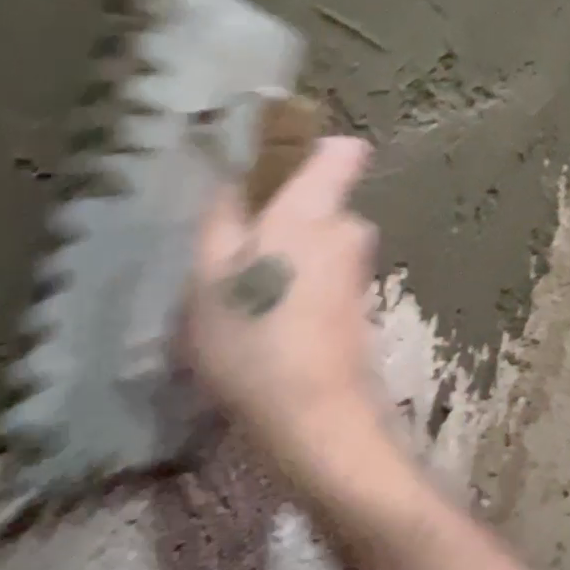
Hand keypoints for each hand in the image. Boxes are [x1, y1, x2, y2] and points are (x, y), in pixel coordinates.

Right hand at [184, 137, 382, 470]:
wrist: (314, 421)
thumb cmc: (253, 340)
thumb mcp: (210, 276)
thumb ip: (222, 217)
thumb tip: (234, 179)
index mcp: (315, 209)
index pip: (343, 150)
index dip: (310, 148)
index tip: (269, 168)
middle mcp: (349, 232)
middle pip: (323, 201)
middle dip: (286, 216)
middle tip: (236, 250)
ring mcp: (359, 273)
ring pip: (320, 243)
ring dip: (290, 257)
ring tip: (245, 295)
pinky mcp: (360, 309)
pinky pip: (325, 277)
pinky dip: (302, 287)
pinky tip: (270, 324)